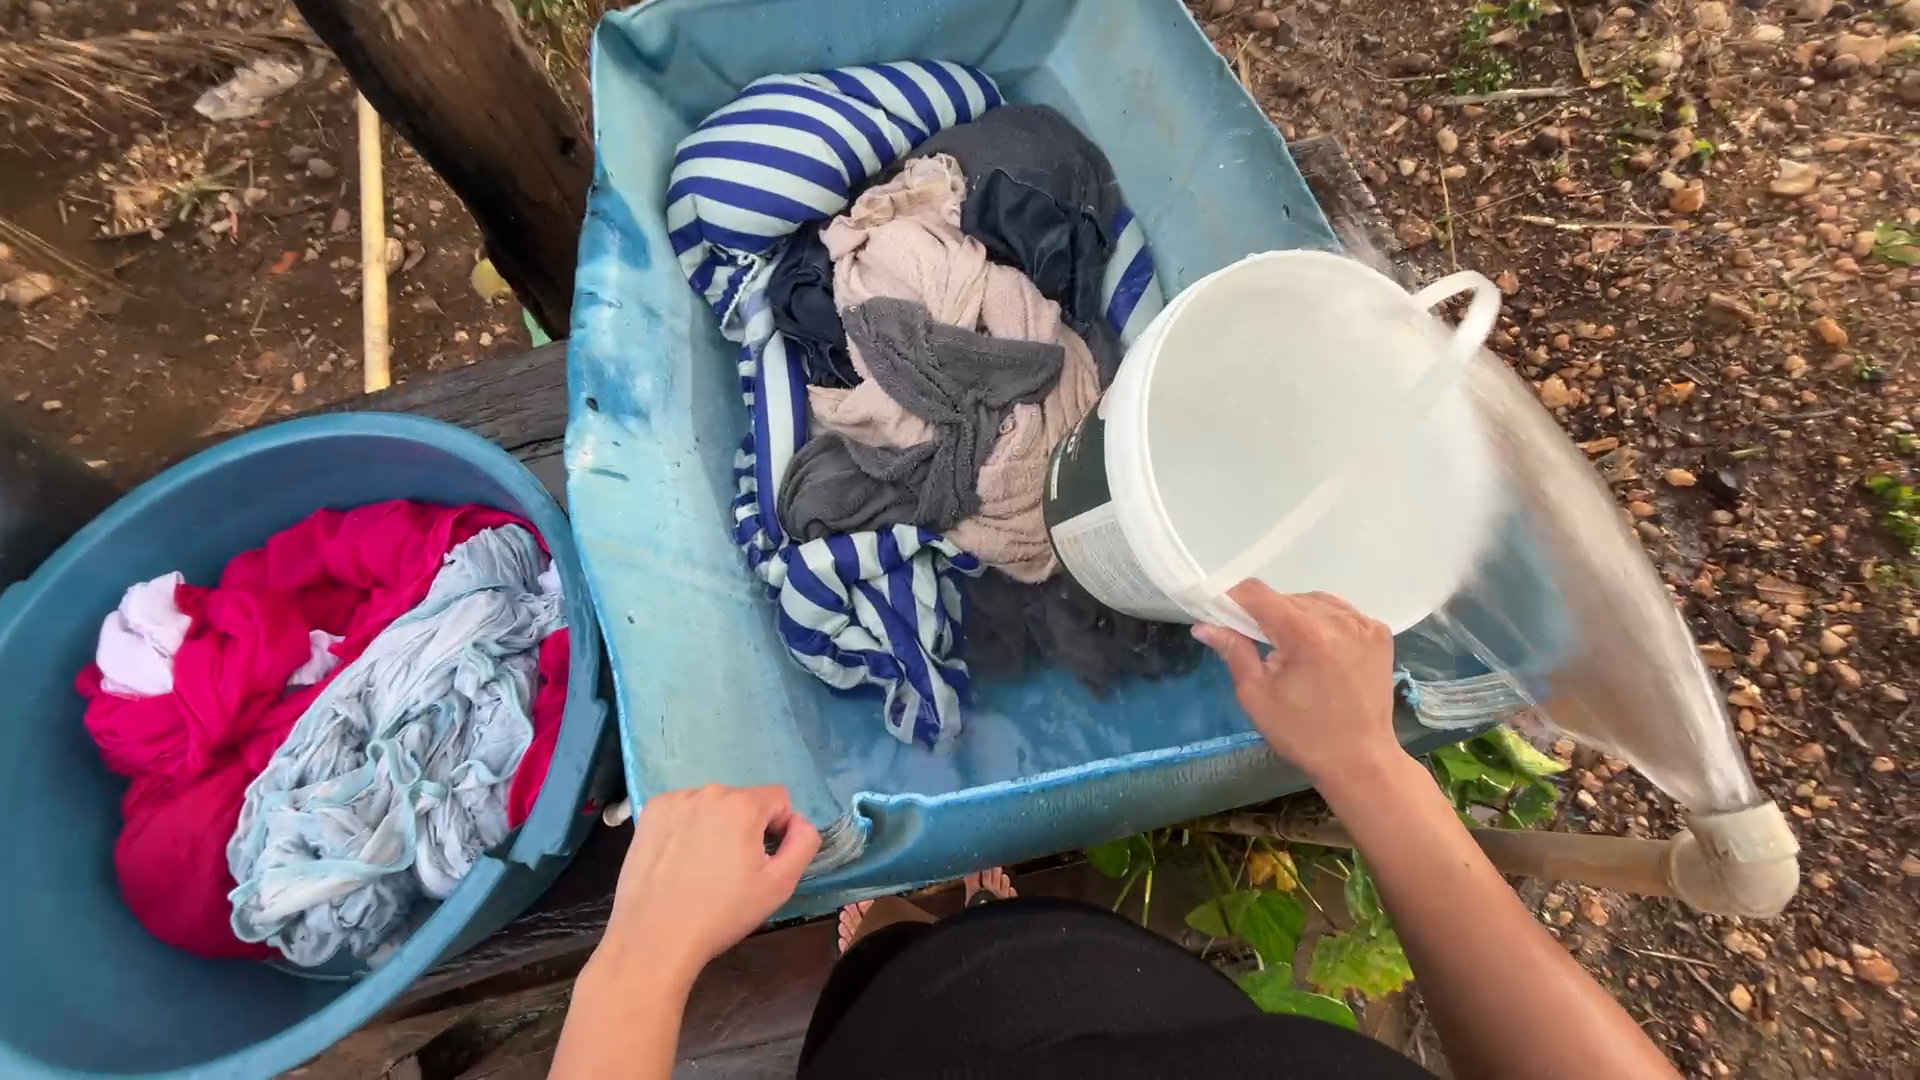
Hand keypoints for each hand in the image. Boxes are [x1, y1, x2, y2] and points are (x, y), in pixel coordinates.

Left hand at [599, 785, 820, 984]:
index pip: (779, 799)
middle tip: (730, 870)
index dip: (778, 829)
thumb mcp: (779, 885)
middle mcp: (710, 792)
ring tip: (701, 867)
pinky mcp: (651, 812)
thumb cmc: (721, 914)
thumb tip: (801, 822)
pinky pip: (684, 809)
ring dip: (717, 826)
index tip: (760, 861)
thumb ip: (804, 843)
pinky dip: (687, 826)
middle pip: (745, 801)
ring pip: (714, 805)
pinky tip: (679, 858)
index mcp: (743, 804)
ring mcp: (677, 800)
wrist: (653, 941)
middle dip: (746, 828)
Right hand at [1193, 584, 1402, 797]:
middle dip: (1263, 614)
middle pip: (1284, 597)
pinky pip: (1338, 611)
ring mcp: (1363, 624)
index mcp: (1305, 634)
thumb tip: (1203, 626)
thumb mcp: (1256, 695)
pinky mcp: (1378, 633)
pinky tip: (1316, 647)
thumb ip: (1233, 651)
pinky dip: (1320, 621)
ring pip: (1311, 601)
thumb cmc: (1302, 733)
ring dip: (1292, 616)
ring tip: (1288, 648)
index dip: (1233, 599)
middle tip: (1253, 642)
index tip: (1220, 614)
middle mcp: (1338, 620)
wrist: (1362, 760)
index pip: (1258, 593)